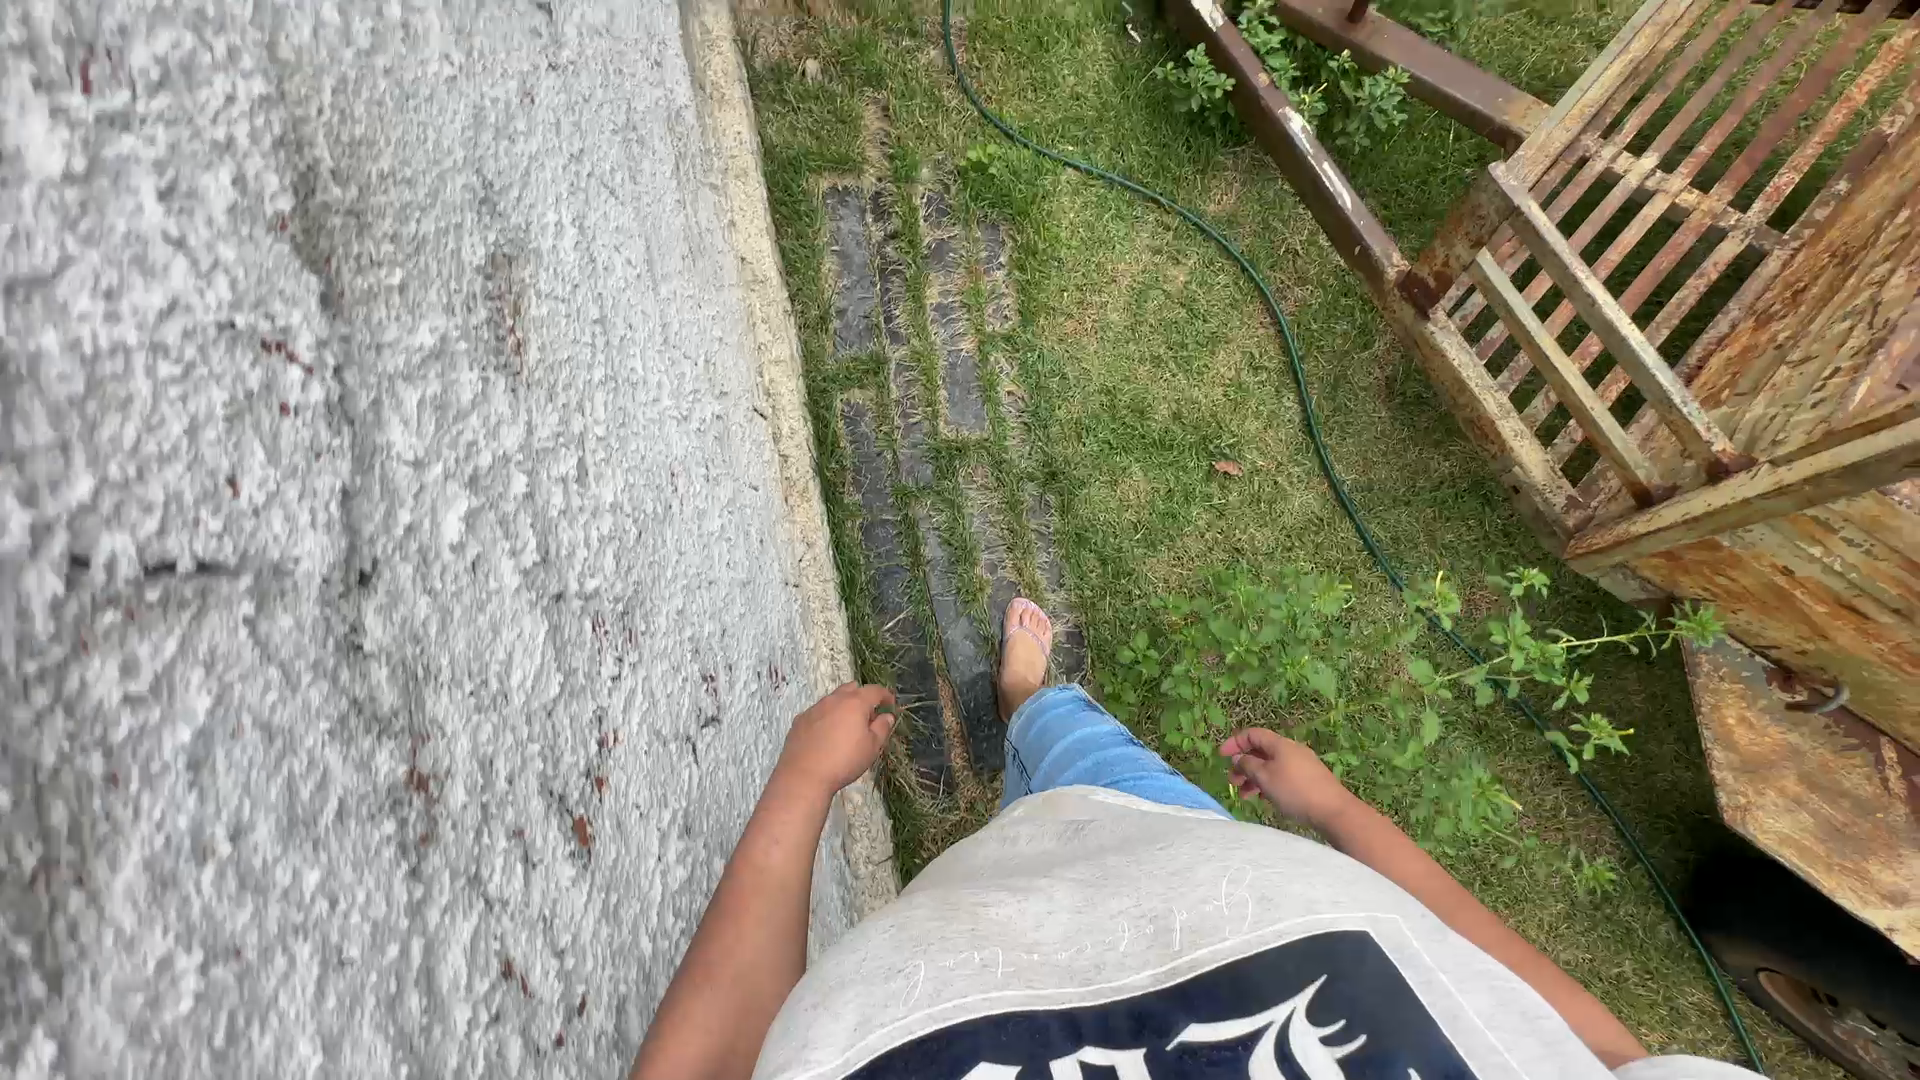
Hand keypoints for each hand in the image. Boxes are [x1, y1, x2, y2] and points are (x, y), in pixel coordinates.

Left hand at [773, 682, 897, 795]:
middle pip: (852, 689)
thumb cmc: (844, 761)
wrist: (803, 775)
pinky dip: (827, 717)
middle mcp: (834, 700)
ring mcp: (814, 708)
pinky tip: (826, 736)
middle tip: (868, 717)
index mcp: (855, 703)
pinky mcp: (800, 720)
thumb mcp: (872, 747)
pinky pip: (818, 712)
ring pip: (833, 699)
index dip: (886, 696)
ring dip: (844, 707)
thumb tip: (886, 716)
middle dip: (863, 698)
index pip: (875, 690)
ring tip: (846, 728)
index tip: (890, 707)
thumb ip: (882, 728)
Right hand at [1218, 727, 1358, 828]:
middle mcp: (1291, 750)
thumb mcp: (1264, 777)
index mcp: (1280, 744)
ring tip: (1245, 795)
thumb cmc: (1295, 791)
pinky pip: (1282, 776)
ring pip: (1271, 766)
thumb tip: (1239, 757)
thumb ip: (1247, 765)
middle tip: (1232, 781)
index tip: (1221, 756)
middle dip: (1243, 765)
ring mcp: (1303, 765)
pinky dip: (1269, 784)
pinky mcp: (1310, 780)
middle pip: (1261, 752)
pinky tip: (1265, 799)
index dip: (1234, 743)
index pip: (1252, 734)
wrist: (1335, 812)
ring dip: (1255, 778)